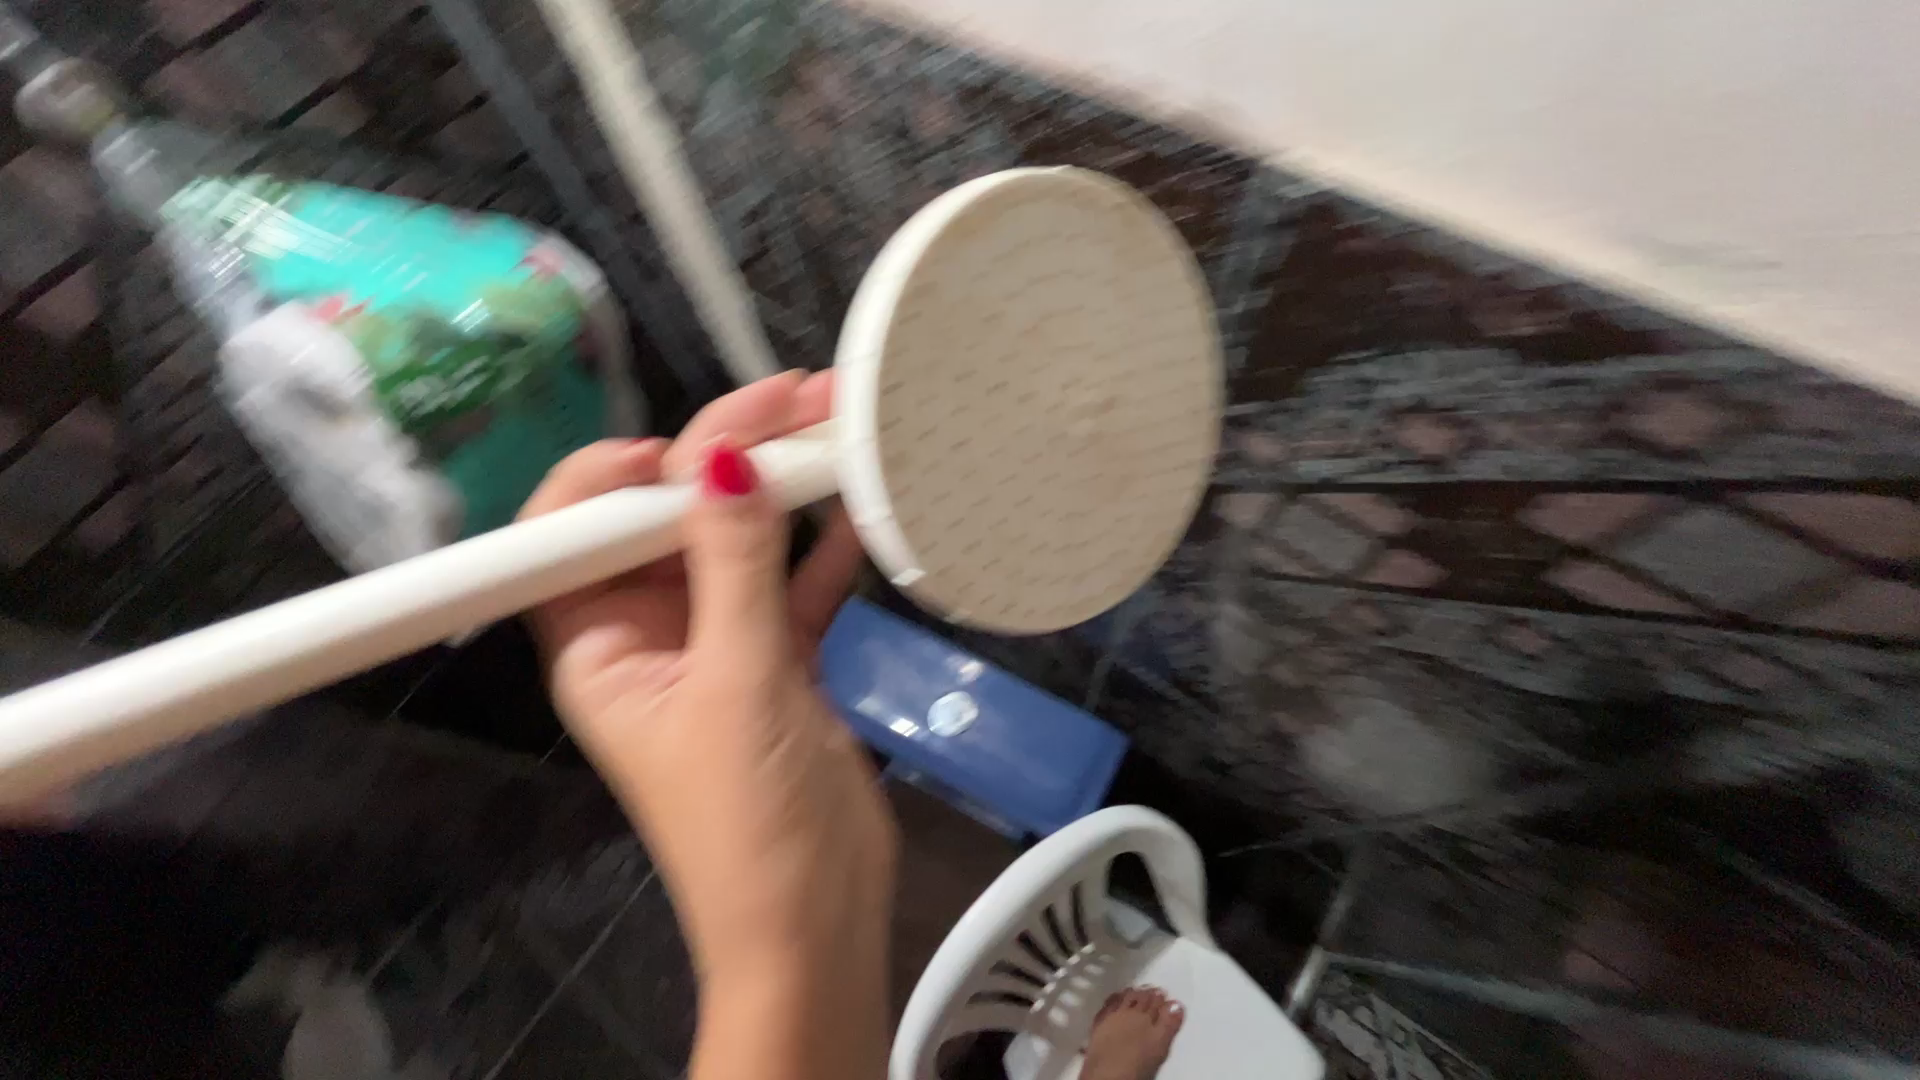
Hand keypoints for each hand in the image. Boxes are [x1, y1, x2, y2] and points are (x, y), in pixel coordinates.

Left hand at [519, 370, 896, 1079]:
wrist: (819, 917)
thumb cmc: (752, 817)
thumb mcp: (739, 682)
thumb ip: (732, 564)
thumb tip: (719, 454)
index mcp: (599, 641)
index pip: (574, 532)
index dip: (619, 475)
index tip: (691, 445)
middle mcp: (648, 630)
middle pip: (673, 520)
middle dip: (730, 457)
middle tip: (798, 398)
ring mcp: (718, 641)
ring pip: (741, 543)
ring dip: (787, 492)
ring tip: (838, 427)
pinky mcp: (777, 657)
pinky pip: (792, 584)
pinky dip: (822, 549)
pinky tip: (857, 509)